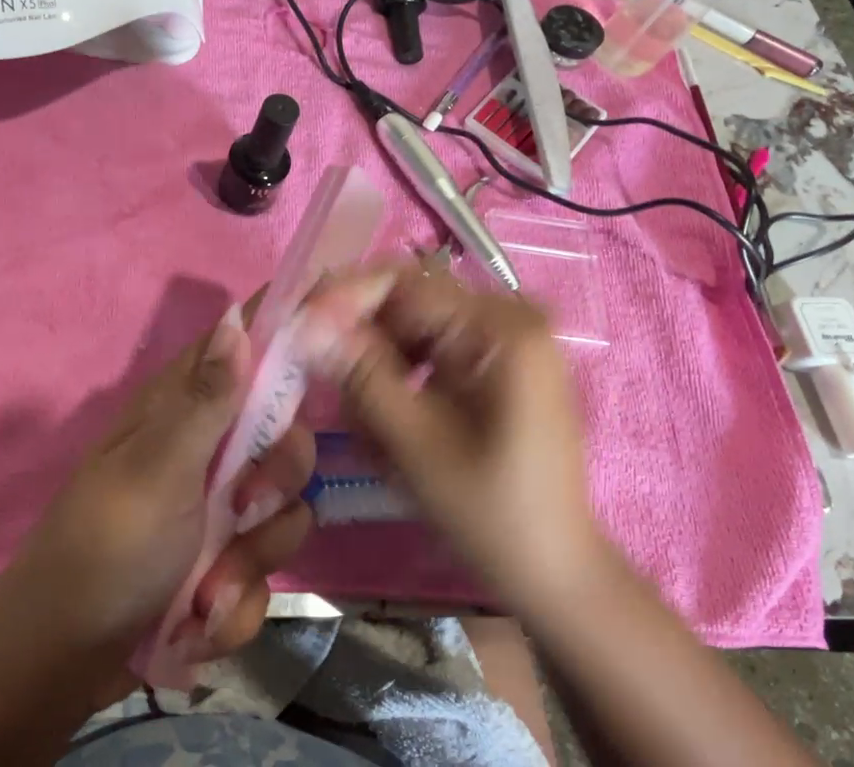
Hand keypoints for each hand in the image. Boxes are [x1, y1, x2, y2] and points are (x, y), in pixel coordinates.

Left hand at [0, 302, 315, 703]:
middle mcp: (201, 454)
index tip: (334, 347)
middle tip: (244, 510)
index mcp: (179, 411)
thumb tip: (234, 318)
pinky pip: (260, 577)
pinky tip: (195, 622)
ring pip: (281, 517)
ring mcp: (211, 514)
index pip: (241, 349)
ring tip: (203, 591)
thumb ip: (206, 401)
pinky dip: (231, 606)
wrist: (64, 659)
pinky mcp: (217, 567)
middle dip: (277, 486)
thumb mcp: (158, 469)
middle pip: (283, 440)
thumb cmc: (108, 548)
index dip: (287, 337)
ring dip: (247, 565)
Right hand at [298, 264, 608, 602]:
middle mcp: (509, 317)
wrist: (554, 569)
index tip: (299, 335)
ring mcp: (507, 340)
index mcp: (503, 328)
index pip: (402, 282)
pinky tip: (386, 422)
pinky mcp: (499, 364)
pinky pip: (431, 349)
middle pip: (406, 302)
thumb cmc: (490, 512)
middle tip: (325, 388)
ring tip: (360, 421)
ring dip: (375, 364)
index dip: (342, 300)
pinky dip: (400, 377)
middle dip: (359, 341)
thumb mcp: (415, 442)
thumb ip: (360, 373)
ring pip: (411, 327)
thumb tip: (304, 322)